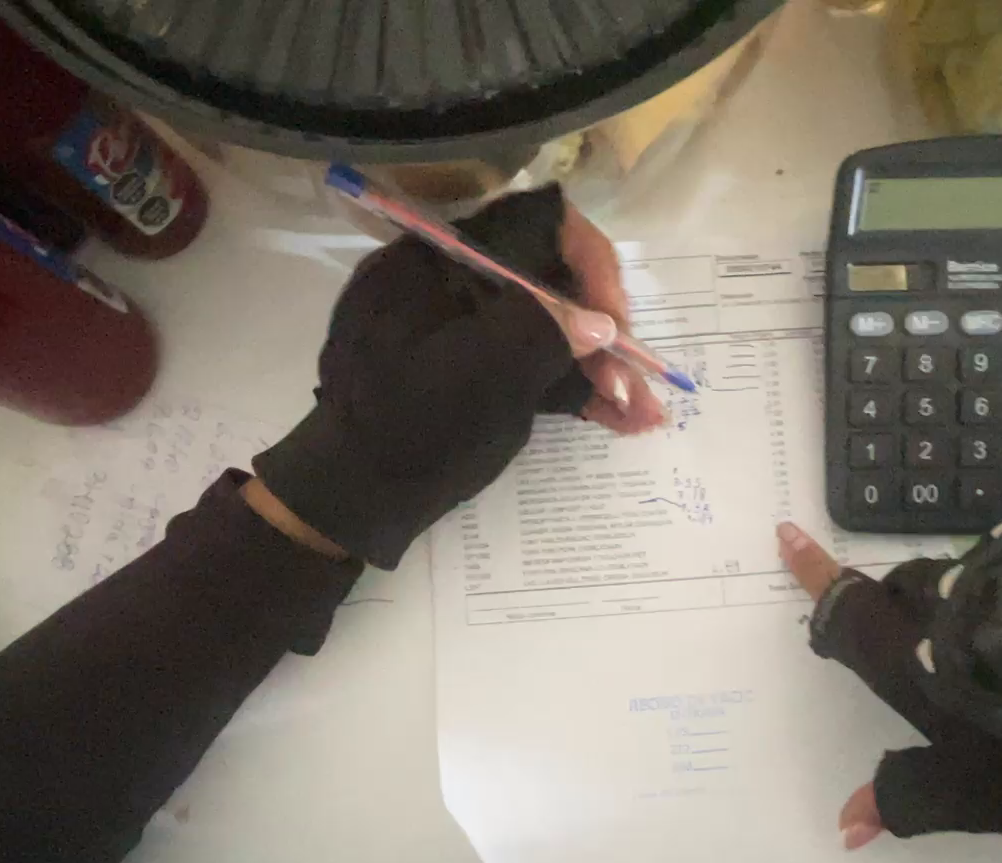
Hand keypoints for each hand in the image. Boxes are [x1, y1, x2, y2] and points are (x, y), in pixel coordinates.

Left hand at [253, 186, 652, 567]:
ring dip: (602, 369)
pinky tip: (621, 418)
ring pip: (553, 331)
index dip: (589, 264)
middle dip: (605, 332)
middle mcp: (462, 282)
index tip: (614, 321)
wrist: (358, 499)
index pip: (536, 224)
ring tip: (643, 411)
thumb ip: (541, 336)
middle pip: (555, 282)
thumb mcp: (477, 381)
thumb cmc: (407, 433)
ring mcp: (473, 329)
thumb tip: (603, 322)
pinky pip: (538, 365)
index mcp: (444, 260)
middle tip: (636, 380)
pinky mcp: (482, 369)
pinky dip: (577, 390)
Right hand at [774, 490, 1001, 852]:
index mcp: (929, 664)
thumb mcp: (992, 800)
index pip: (854, 610)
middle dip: (905, 609)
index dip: (816, 575)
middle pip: (908, 586)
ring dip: (969, 603)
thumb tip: (843, 824)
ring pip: (967, 575)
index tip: (787, 535)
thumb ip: (912, 797)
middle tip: (942, 659)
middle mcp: (964, 608)